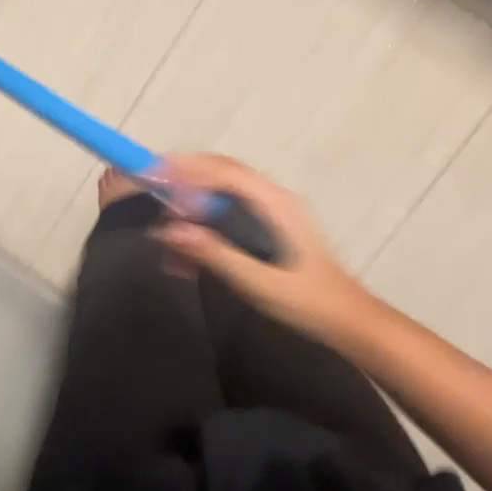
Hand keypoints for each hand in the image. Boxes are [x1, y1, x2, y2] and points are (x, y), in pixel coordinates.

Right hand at [152, 154, 380, 342]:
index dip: (183, 170)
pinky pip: (228, 214)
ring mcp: (272, 212)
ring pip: (220, 193)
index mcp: (274, 204)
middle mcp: (272, 198)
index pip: (222, 172)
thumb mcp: (256, 282)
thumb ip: (213, 253)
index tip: (148, 175)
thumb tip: (167, 230)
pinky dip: (202, 226)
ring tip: (160, 231)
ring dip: (189, 205)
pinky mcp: (268, 229)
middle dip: (181, 178)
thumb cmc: (306, 301)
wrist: (347, 320)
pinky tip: (183, 255)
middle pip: (219, 173)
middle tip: (144, 189)